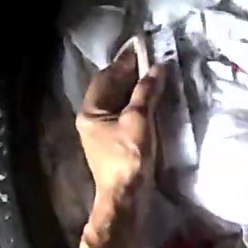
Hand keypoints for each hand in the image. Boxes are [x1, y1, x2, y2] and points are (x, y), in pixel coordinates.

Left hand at [77, 51, 163, 203]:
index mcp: (90, 111)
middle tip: (151, 60)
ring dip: (135, 88)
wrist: (127, 198)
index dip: (124, 63)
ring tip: (155, 76)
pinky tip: (152, 99)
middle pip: (111, 88)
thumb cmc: (128, 157)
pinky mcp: (115, 142)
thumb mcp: (139, 120)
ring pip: (119, 101)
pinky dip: (137, 104)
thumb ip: (146, 92)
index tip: (142, 49)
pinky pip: (125, 114)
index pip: (106, 77)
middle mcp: (92, 119)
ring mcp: (103, 132)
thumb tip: (157, 68)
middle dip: (130, 74)